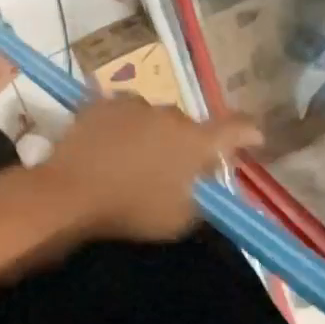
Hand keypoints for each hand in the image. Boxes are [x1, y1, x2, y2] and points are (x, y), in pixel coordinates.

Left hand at [42, 97, 261, 242]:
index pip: (237, 128)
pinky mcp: (101, 104)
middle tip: (174, 168)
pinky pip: (121, 115)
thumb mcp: (179, 219)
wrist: (70, 193)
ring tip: (133, 160)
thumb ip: (202, 199)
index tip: (254, 138)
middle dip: (187, 144)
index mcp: (196, 140)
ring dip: (151, 134)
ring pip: (153, 118)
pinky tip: (108, 149)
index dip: (248, 133)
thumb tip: (205, 188)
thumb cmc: (131, 211)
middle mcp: (170, 114)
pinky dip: (121, 129)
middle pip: (189, 126)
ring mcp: (133, 104)